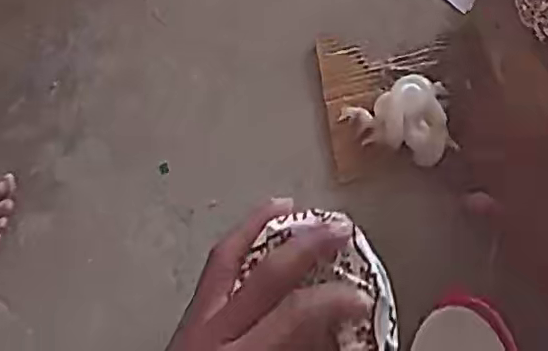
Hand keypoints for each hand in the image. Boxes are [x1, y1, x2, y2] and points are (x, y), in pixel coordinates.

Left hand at [167, 199, 368, 350]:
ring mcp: (194, 325)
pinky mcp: (185, 321)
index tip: (361, 299)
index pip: (293, 318)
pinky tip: (259, 225)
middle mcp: (213, 338)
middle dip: (309, 246)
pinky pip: (215, 266)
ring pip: (230, 257)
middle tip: (343, 230)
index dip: (333, 302)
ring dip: (266, 227)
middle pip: (268, 277)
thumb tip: (333, 338)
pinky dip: (240, 238)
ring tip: (297, 208)